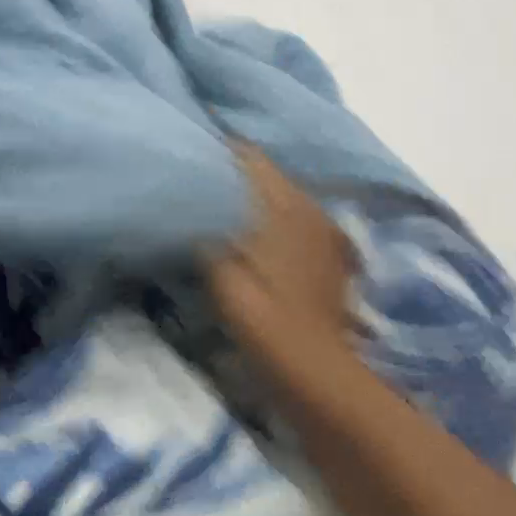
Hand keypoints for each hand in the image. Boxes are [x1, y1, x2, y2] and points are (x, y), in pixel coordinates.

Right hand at [204, 147, 355, 371]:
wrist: (311, 364)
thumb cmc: (259, 315)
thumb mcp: (220, 269)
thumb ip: (206, 227)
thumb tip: (186, 201)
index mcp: (285, 204)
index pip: (249, 157)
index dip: (217, 151)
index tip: (186, 151)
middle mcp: (310, 208)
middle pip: (267, 174)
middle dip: (232, 172)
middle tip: (194, 176)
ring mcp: (324, 231)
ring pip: (281, 195)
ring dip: (251, 194)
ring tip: (216, 201)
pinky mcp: (329, 253)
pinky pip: (292, 219)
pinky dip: (268, 216)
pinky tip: (248, 230)